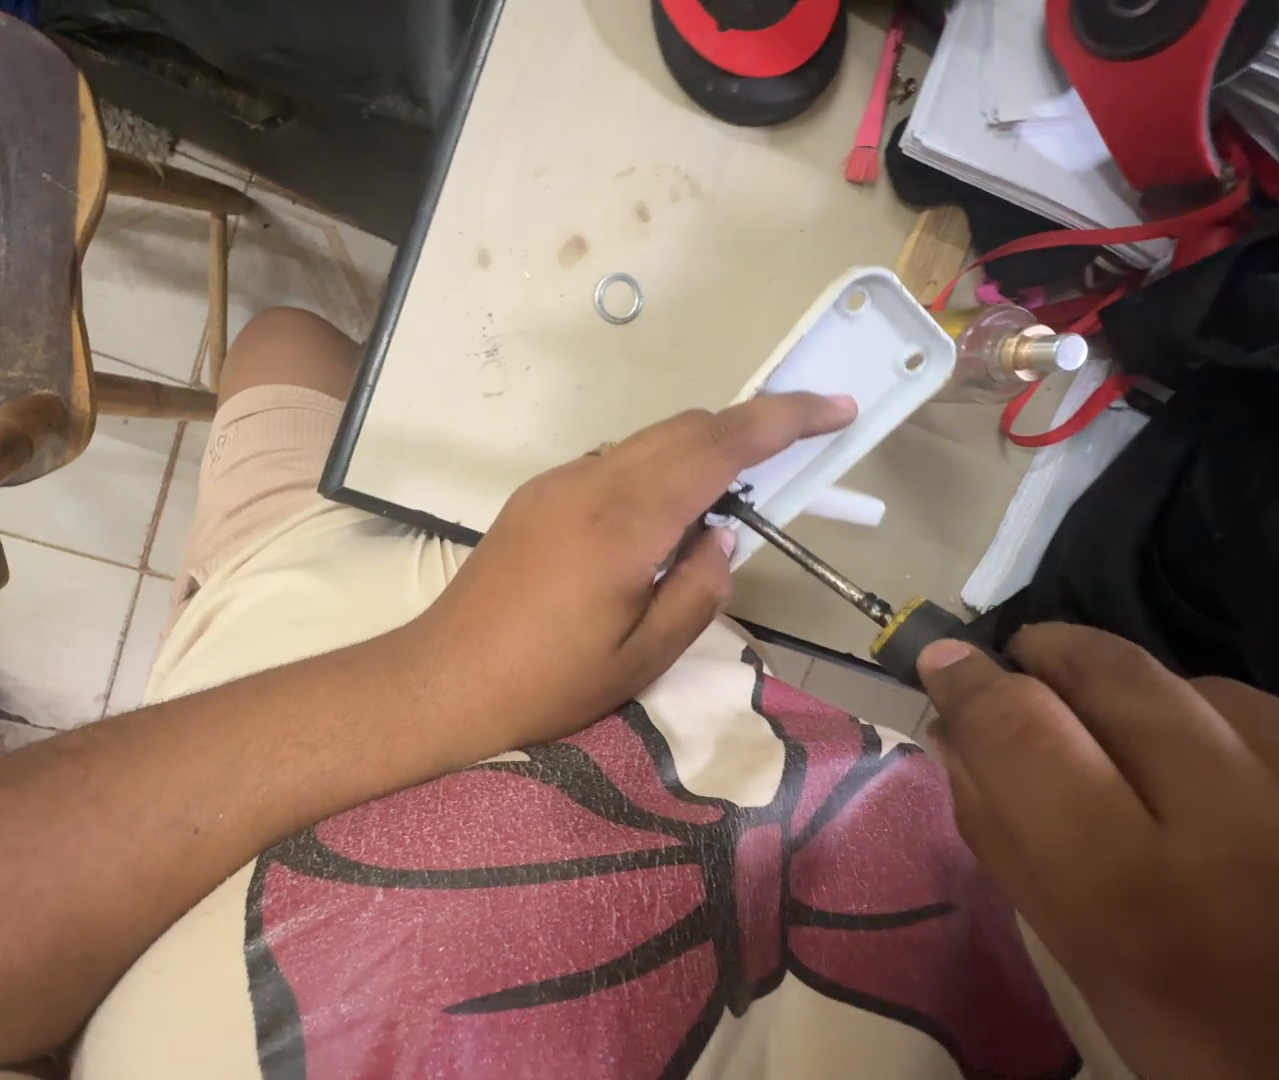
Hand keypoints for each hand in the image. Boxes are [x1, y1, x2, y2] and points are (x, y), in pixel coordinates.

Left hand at [412, 393, 856, 750]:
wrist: (444, 679)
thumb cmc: (548, 682)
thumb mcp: (644, 656)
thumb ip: (700, 588)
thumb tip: (723, 535)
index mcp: (626, 520)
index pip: (720, 445)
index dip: (783, 420)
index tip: (834, 409)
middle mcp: (590, 482)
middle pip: (684, 428)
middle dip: (746, 430)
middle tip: (788, 463)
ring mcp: (556, 483)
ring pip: (645, 441)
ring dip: (696, 452)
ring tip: (722, 503)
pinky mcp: (534, 495)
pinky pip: (611, 464)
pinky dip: (652, 471)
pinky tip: (654, 523)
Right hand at [917, 624, 1278, 1079]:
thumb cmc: (1238, 1067)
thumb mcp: (1100, 981)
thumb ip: (1013, 846)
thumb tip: (956, 732)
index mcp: (1154, 913)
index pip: (1025, 737)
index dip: (973, 685)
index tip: (947, 661)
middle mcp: (1272, 846)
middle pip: (1119, 680)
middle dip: (1054, 655)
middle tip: (1029, 657)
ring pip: (1214, 692)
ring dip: (1161, 709)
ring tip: (1168, 760)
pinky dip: (1257, 744)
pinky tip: (1275, 802)